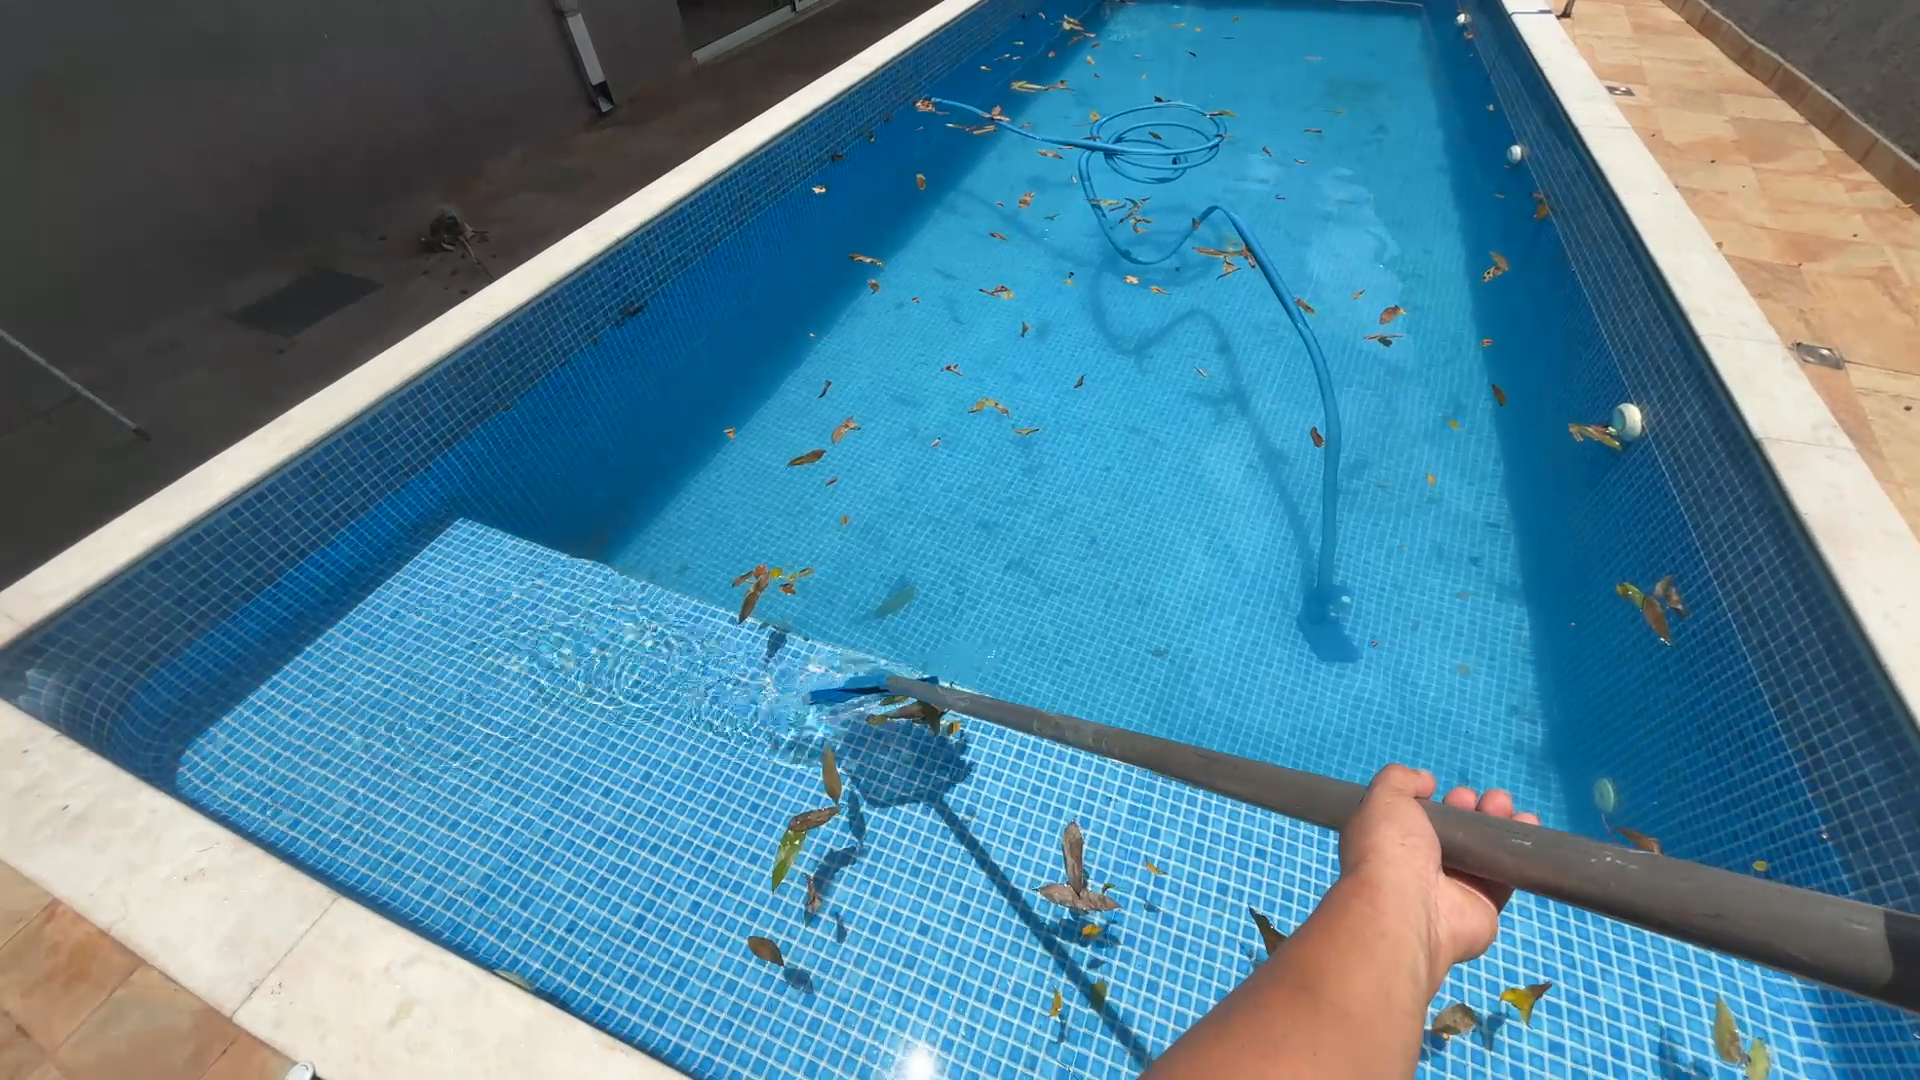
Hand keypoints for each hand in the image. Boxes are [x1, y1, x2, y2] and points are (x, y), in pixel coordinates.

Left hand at [1338, 764, 1538, 989]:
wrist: (1409, 905)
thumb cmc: (1390, 845)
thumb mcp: (1384, 796)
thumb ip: (1400, 779)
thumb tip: (1425, 779)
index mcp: (1386, 837)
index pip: (1411, 814)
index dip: (1430, 798)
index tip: (1443, 788)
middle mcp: (1416, 860)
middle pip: (1450, 829)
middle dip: (1470, 807)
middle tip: (1488, 798)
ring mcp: (1450, 883)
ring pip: (1480, 848)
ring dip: (1497, 823)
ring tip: (1510, 808)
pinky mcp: (1482, 902)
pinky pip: (1504, 874)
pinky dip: (1518, 852)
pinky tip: (1529, 827)